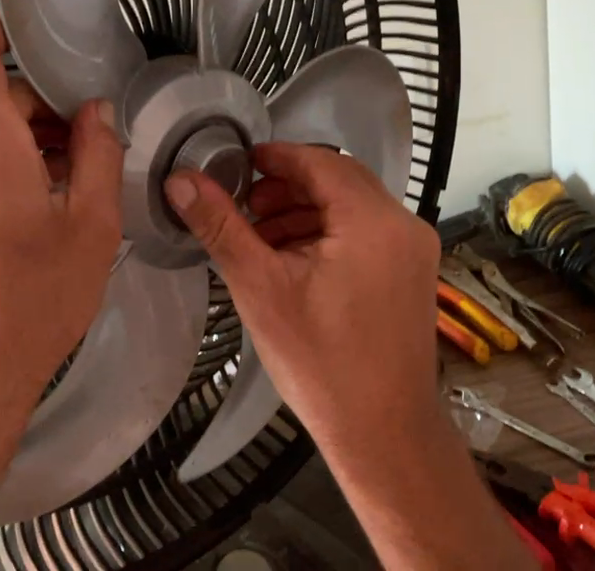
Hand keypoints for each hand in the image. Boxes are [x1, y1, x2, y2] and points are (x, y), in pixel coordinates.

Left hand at [0, 14, 126, 569]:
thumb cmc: (32, 304)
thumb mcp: (91, 227)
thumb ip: (99, 155)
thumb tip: (97, 112)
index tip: (25, 28)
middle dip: (41, 108)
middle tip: (88, 141)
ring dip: (24, 143)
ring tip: (70, 185)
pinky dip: (2, 170)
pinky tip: (36, 211)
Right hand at [163, 142, 441, 448]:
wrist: (384, 435)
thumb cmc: (320, 362)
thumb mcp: (260, 288)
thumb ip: (220, 226)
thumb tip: (180, 180)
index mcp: (373, 221)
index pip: (320, 162)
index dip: (276, 158)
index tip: (237, 165)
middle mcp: (404, 225)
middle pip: (338, 180)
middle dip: (287, 186)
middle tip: (245, 206)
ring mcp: (415, 251)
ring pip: (352, 206)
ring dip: (306, 210)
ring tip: (261, 237)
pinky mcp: (413, 275)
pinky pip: (367, 232)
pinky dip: (328, 233)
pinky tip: (293, 261)